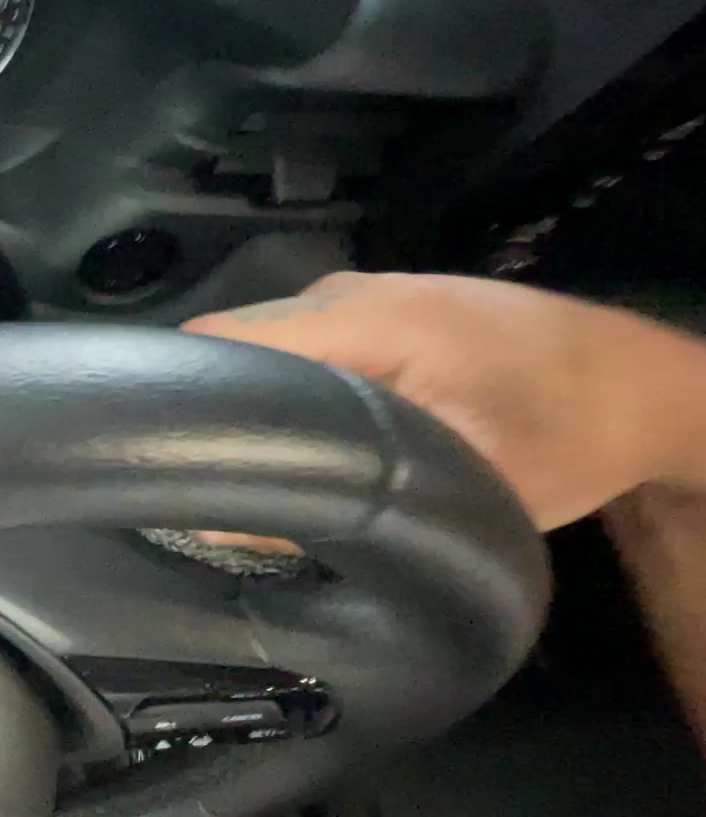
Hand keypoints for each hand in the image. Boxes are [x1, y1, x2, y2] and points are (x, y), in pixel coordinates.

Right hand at [184, 272, 705, 529]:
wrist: (656, 388)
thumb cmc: (570, 436)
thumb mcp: (461, 488)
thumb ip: (331, 507)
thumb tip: (212, 526)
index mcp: (367, 319)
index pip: (219, 338)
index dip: (178, 390)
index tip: (160, 448)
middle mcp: (342, 290)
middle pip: (224, 339)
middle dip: (204, 401)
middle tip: (204, 470)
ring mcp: (352, 291)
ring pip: (251, 341)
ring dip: (240, 394)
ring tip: (244, 453)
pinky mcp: (362, 305)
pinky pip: (285, 341)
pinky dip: (272, 382)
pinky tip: (293, 425)